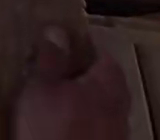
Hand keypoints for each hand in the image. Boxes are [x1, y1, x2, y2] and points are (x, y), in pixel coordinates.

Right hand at [15, 27, 130, 139]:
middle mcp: (119, 115)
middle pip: (112, 86)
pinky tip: (68, 128)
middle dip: (91, 76)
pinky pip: (103, 133)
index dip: (89, 48)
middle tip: (65, 69)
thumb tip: (58, 30)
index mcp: (105, 90)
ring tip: (63, 98)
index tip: (69, 42)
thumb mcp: (40, 86)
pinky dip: (89, 125)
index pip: (107, 59)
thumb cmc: (49, 132)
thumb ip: (51, 57)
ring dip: (91, 102)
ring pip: (109, 112)